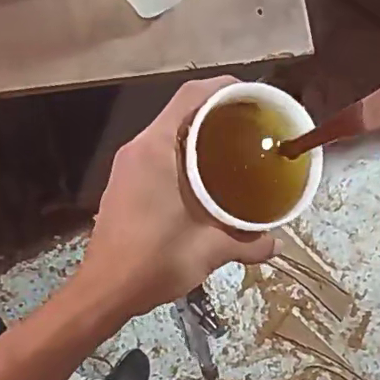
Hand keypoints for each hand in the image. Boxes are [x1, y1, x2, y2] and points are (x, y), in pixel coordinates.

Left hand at [75, 76, 278, 317]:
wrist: (104, 291)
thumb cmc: (153, 262)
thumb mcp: (208, 250)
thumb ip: (246, 243)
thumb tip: (275, 245)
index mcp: (155, 149)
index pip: (192, 95)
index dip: (226, 88)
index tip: (255, 98)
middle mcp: (136, 149)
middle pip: (181, 112)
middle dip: (218, 115)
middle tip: (253, 129)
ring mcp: (124, 168)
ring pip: (167, 136)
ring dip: (199, 139)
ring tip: (235, 153)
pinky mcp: (121, 187)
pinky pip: (156, 157)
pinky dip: (182, 158)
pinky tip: (205, 182)